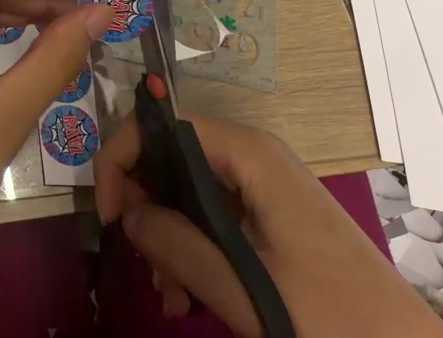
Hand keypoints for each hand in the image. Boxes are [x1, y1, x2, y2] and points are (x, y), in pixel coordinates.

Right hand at [97, 115, 442, 336]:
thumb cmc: (333, 317)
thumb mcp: (244, 286)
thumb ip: (176, 245)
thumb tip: (128, 215)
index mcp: (250, 154)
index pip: (163, 125)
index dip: (123, 159)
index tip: (109, 217)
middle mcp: (254, 158)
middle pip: (172, 159)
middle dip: (146, 210)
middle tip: (145, 267)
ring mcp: (266, 188)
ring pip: (189, 194)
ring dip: (168, 239)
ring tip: (172, 297)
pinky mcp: (275, 219)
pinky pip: (215, 218)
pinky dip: (194, 251)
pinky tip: (192, 296)